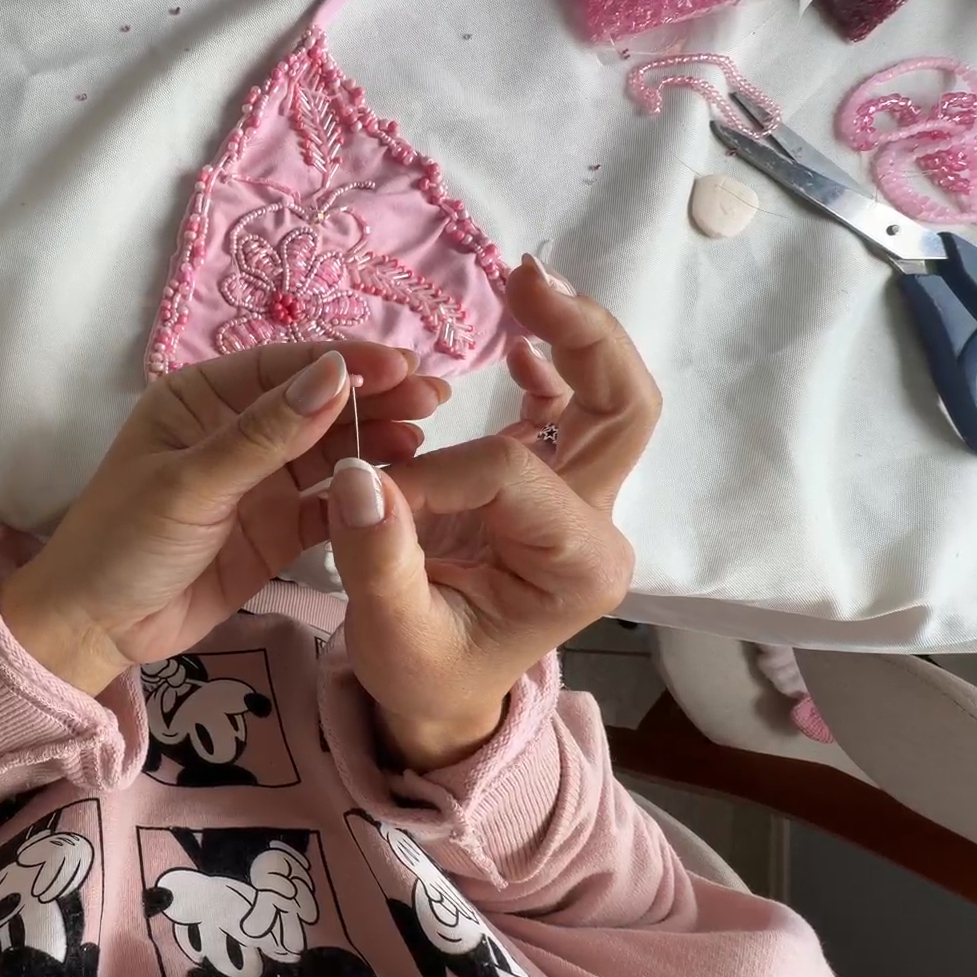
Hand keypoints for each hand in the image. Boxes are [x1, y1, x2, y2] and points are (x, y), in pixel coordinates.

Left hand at [0, 343, 448, 695]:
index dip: (340, 365)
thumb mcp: (190, 483)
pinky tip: (398, 489)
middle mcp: (231, 432)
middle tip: (434, 399)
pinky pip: (323, 504)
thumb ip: (264, 435)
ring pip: (324, 453)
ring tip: (425, 439)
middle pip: (311, 407)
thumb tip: (335, 375)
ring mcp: (255, 481)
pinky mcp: (272, 528)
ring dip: (372, 445)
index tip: (401, 367)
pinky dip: (357, 496)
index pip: (279, 369)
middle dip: (369, 400)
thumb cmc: (124, 540)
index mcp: (198, 400)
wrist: (98, 624)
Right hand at [327, 256, 661, 769]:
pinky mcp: (544, 496)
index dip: (427, 472)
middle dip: (581, 339)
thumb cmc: (420, 671)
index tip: (368, 497)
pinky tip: (519, 347)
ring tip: (523, 287)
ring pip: (606, 403)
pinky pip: (565, 419)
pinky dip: (549, 373)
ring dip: (571, 339)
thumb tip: (354, 476)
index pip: (503, 472)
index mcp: (573, 567)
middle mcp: (593, 530)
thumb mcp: (391, 629)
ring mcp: (575, 509)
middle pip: (622, 410)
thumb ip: (376, 556)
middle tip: (526, 279)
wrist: (443, 697)